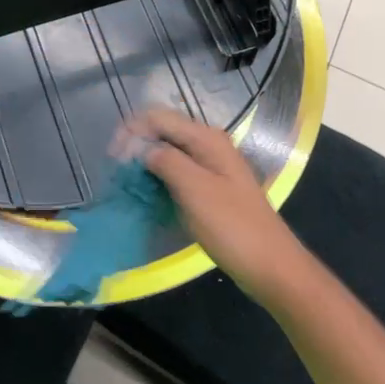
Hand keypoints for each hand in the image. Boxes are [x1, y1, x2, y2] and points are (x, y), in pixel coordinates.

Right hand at [119, 109, 308, 303]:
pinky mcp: (210, 187)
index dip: (131, 132)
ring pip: (168, 152)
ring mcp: (211, 166)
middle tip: (118, 173)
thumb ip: (165, 161)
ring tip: (128, 184)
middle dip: (136, 145)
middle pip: (162, 131)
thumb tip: (140, 148)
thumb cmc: (233, 227)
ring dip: (146, 163)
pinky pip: (177, 172)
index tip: (113, 160)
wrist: (271, 266)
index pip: (157, 117)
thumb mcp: (195, 190)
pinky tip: (149, 194)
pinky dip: (159, 178)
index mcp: (206, 138)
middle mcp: (208, 145)